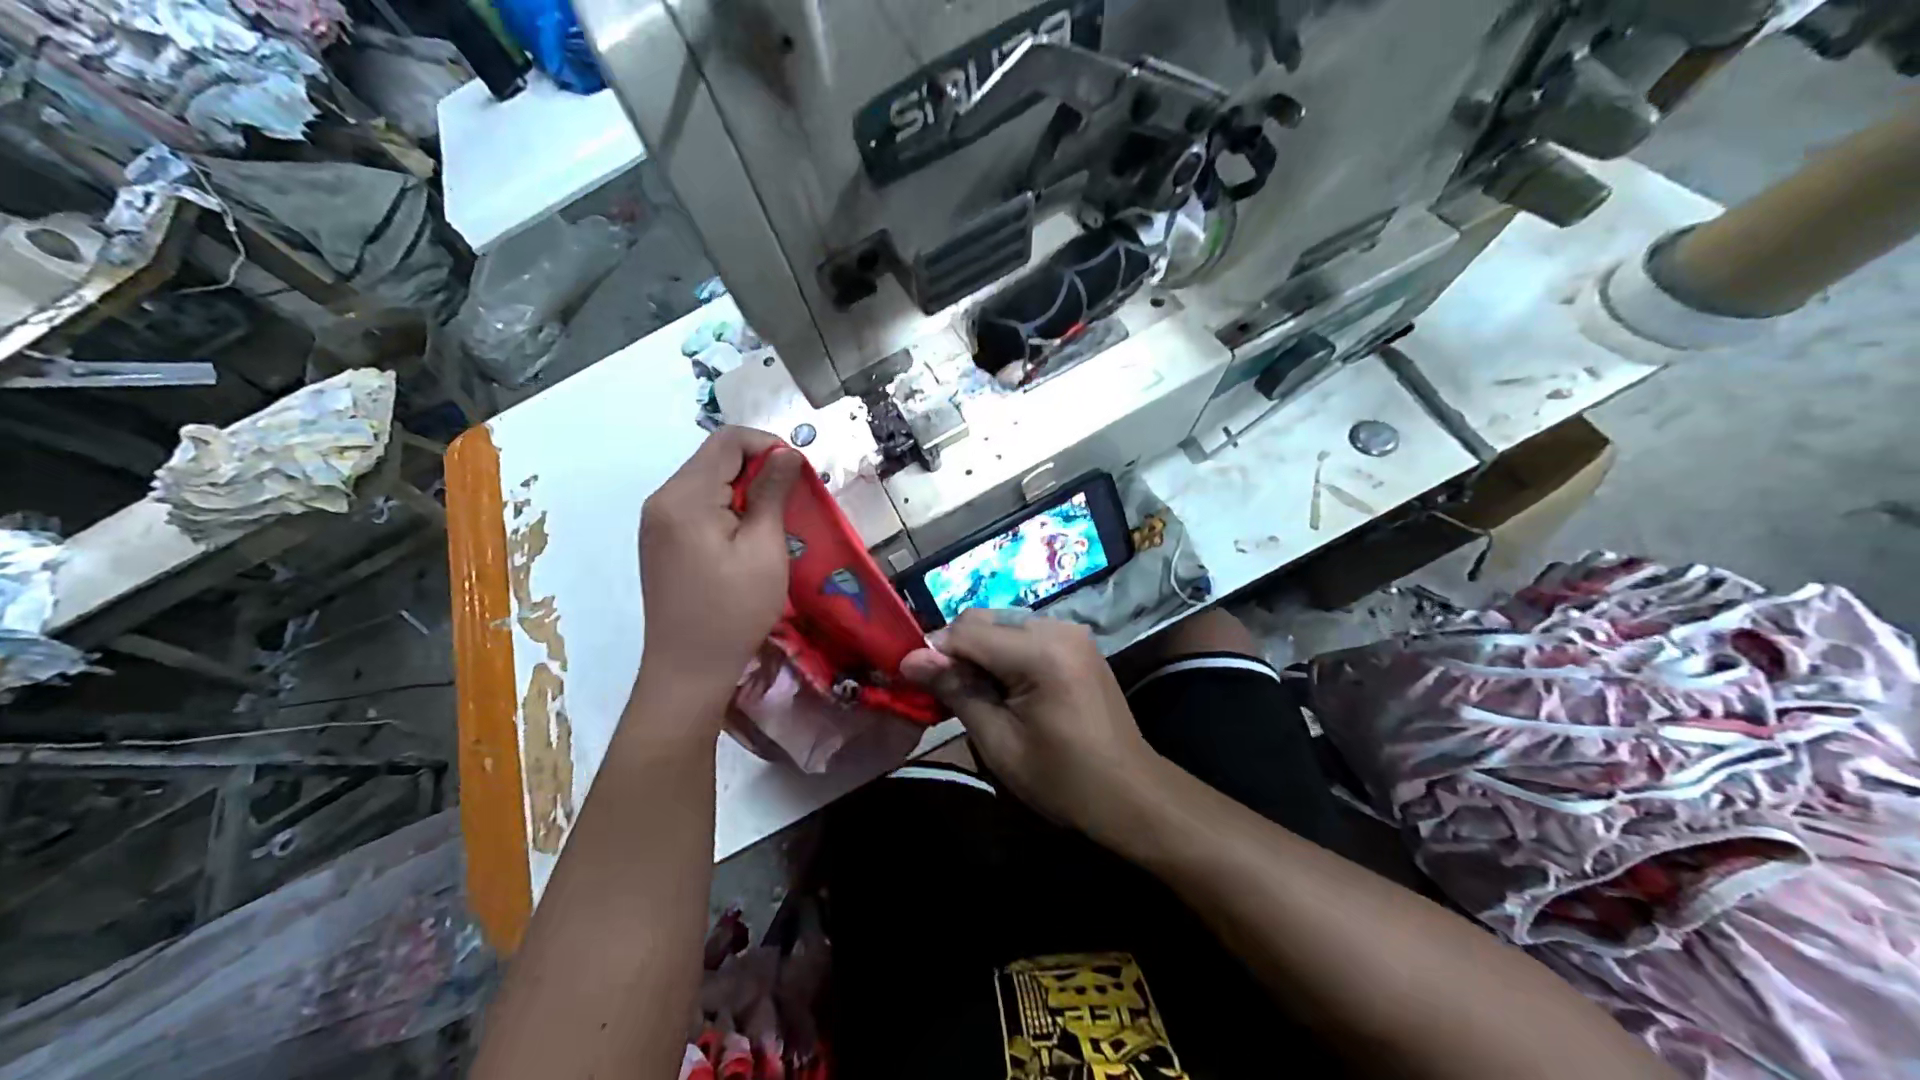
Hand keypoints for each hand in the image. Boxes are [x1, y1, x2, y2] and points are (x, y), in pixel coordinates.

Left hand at [638, 426, 802, 711]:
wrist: (688, 668)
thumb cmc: (734, 611)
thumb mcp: (764, 550)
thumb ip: (772, 493)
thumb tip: (786, 454)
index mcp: (684, 498)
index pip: (726, 441)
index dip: (768, 444)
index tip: (799, 471)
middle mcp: (662, 499)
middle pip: (713, 458)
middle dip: (757, 466)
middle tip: (793, 496)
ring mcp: (656, 521)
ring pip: (706, 480)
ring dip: (744, 487)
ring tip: (774, 516)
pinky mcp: (660, 540)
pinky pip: (696, 504)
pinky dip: (726, 506)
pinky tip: (747, 534)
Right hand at [900, 609, 1159, 833]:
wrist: (1129, 794)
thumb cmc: (1062, 778)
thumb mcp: (998, 742)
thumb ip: (956, 691)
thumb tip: (910, 659)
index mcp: (1040, 651)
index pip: (967, 630)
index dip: (933, 652)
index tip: (912, 681)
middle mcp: (1057, 628)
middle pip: (984, 621)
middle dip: (955, 651)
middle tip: (942, 694)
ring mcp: (1071, 633)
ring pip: (1002, 626)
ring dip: (978, 653)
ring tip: (972, 695)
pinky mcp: (1076, 644)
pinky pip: (1025, 636)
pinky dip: (1003, 655)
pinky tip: (1002, 689)